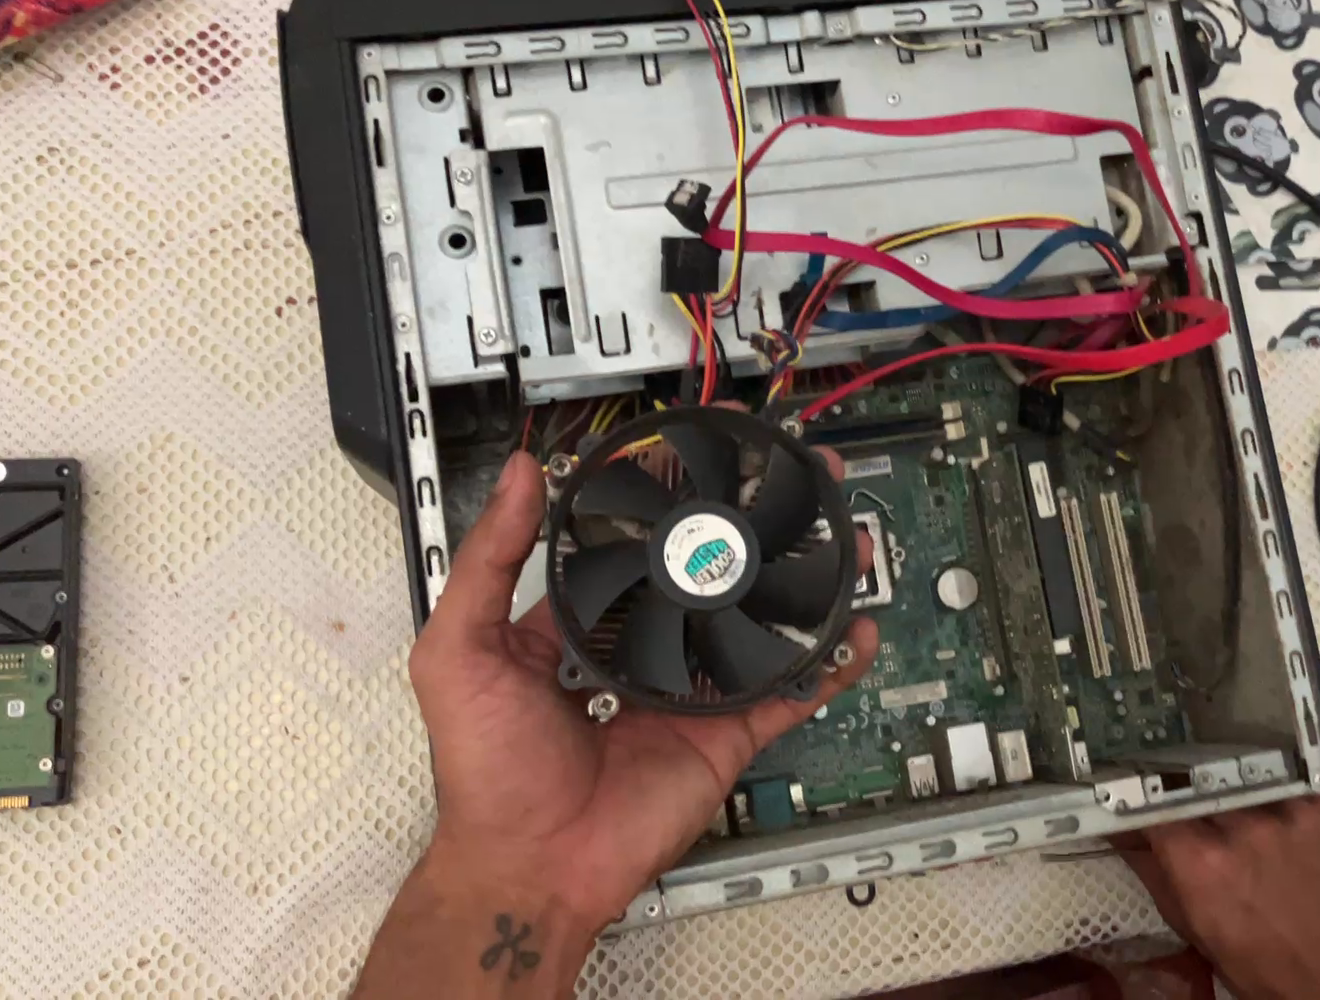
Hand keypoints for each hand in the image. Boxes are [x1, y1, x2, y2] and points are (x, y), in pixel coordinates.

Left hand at [409, 447, 878, 932]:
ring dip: (810, 583)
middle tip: (803, 484)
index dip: (688, 497)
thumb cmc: (490, 764)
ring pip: (767, 622)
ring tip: (845, 541)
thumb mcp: (464, 650)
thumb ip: (489, 561)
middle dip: (767, 528)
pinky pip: (790, 691)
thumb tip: (518, 475)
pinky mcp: (731, 729)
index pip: (653, 541)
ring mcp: (701, 683)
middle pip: (725, 572)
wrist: (533, 864)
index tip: (720, 454)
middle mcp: (658, 640)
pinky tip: (855, 632)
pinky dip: (827, 665)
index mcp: (602, 614)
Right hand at [1117, 795, 1319, 999]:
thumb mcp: (1187, 920)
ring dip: (1236, 806)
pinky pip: (1284, 790)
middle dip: (1189, 804)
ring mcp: (1289, 816)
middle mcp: (1243, 829)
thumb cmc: (1256, 962)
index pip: (1150, 801)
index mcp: (1201, 860)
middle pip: (1194, 788)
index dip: (1141, 799)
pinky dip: (1278, 809)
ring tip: (1249, 836)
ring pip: (1238, 785)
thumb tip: (1116, 826)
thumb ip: (1148, 864)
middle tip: (1200, 825)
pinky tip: (1285, 837)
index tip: (1135, 796)